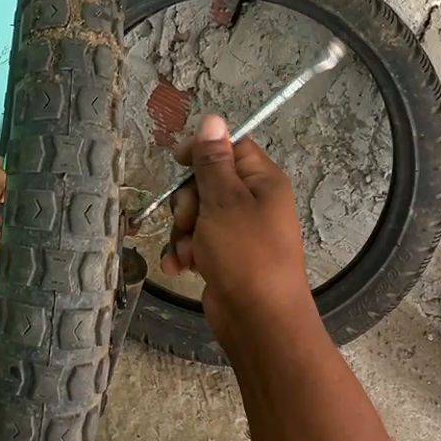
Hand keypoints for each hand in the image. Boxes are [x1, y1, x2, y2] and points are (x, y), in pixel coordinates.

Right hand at [161, 115, 316, 341]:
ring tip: (186, 252)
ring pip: (197, 214)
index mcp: (263, 181)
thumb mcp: (224, 201)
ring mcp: (239, 232)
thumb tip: (212, 118)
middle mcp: (254, 202)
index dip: (203, 151)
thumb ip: (213, 161)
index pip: (231, 147)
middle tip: (188, 219)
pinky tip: (179, 267)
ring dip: (183, 231)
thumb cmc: (246, 254)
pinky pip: (197, 242)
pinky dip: (185, 252)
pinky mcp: (225, 257)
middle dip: (187, 201)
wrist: (259, 322)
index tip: (177, 161)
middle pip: (208, 181)